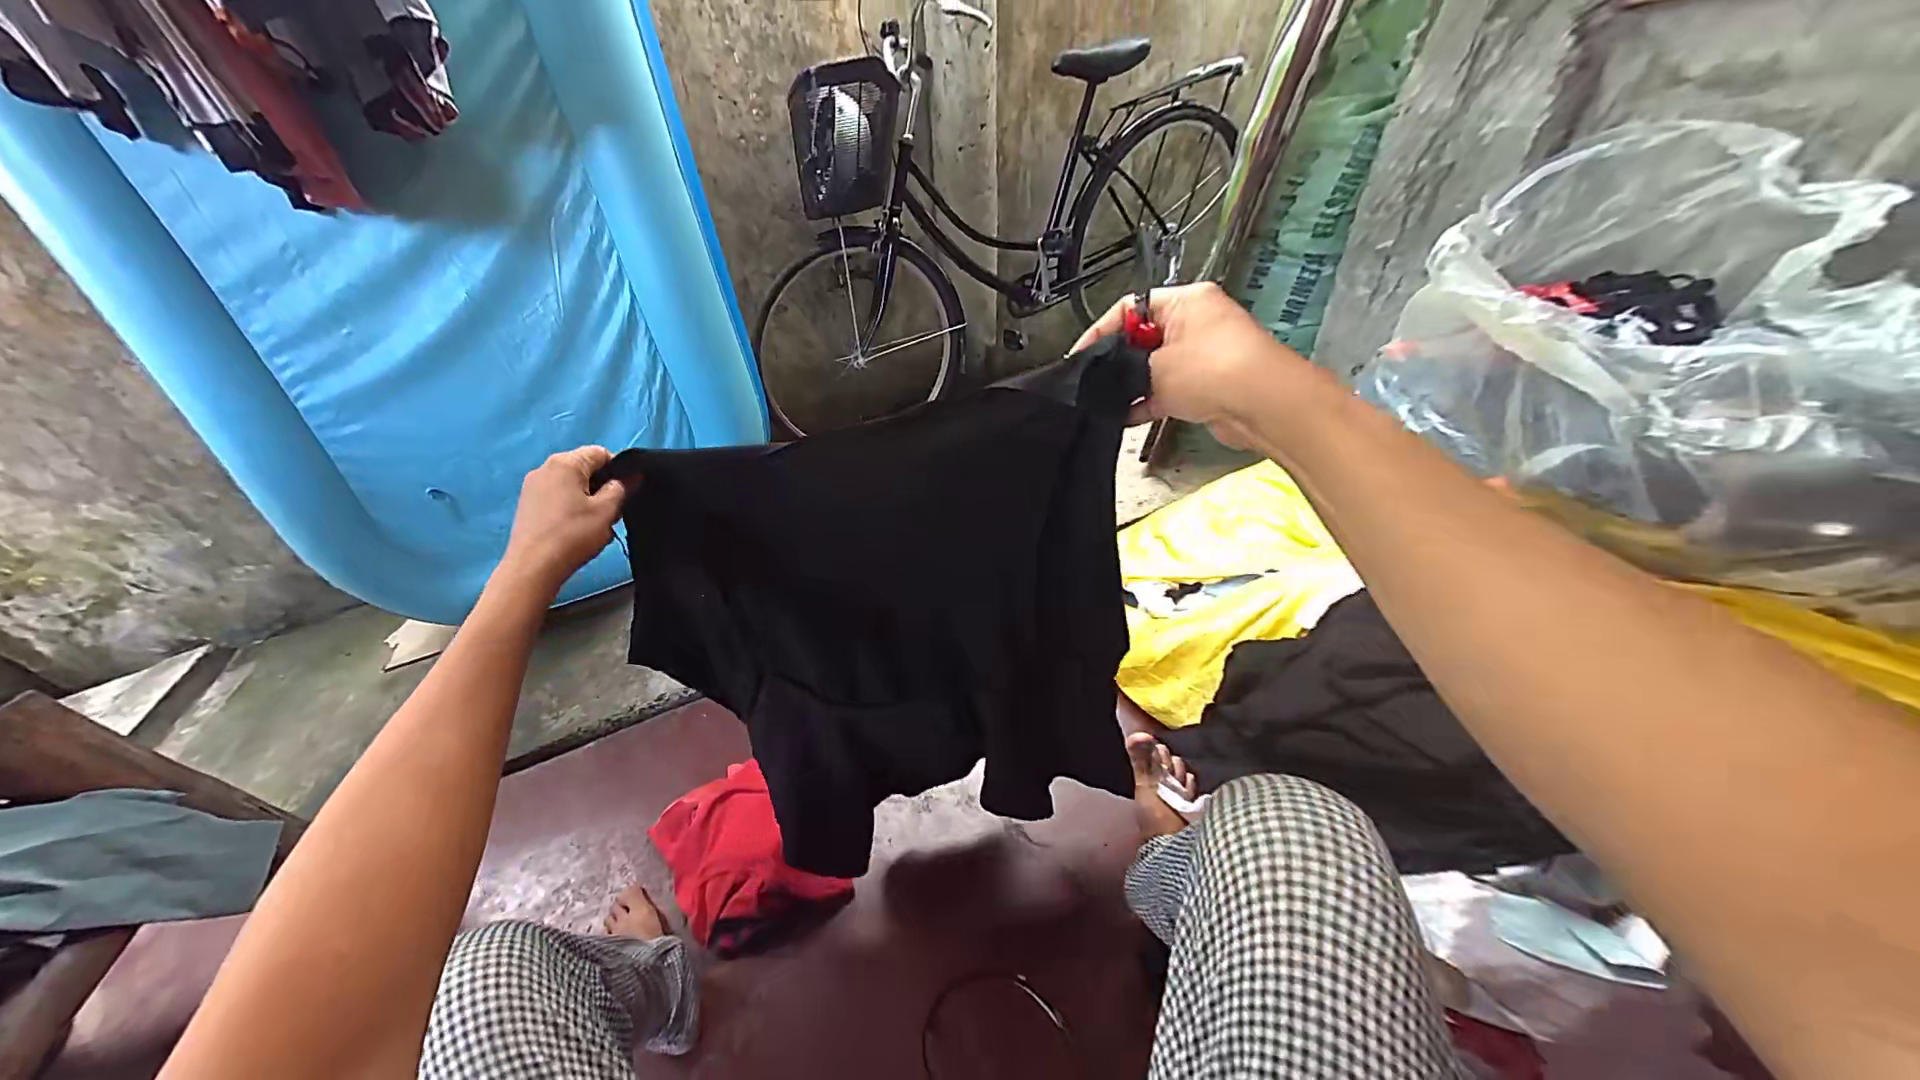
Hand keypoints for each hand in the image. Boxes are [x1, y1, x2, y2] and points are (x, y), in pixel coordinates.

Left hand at [496, 446, 626, 594]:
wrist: (533, 567)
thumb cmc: (573, 534)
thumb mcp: (607, 511)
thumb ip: (622, 488)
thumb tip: (631, 476)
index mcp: (565, 463)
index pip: (601, 453)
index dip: (619, 469)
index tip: (628, 491)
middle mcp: (545, 468)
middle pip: (585, 467)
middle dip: (604, 484)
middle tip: (615, 510)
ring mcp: (533, 486)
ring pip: (572, 483)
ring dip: (589, 497)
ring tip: (597, 521)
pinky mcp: (528, 503)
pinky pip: (559, 495)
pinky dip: (573, 505)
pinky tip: (578, 527)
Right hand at [1072, 282, 1307, 448]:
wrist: (1262, 405)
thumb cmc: (1214, 371)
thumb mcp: (1156, 367)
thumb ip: (1127, 368)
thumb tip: (1112, 378)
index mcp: (1185, 301)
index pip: (1130, 308)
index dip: (1101, 331)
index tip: (1081, 354)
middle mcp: (1196, 322)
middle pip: (1142, 338)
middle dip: (1119, 360)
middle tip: (1095, 378)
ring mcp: (1203, 354)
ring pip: (1155, 367)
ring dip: (1135, 384)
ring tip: (1108, 399)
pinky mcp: (1207, 385)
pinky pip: (1167, 390)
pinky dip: (1148, 401)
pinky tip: (1126, 415)